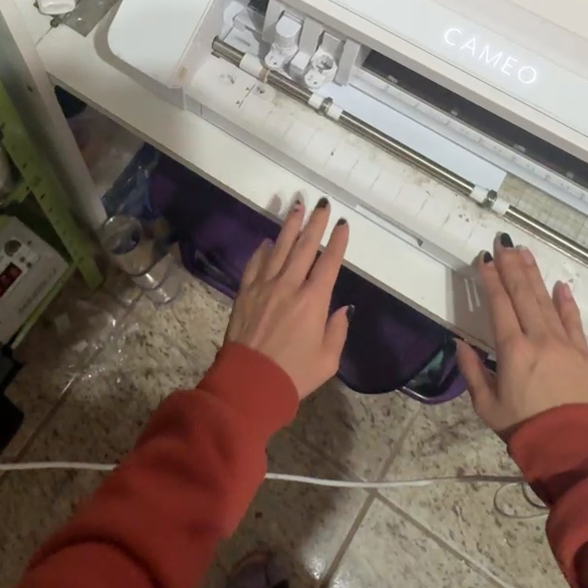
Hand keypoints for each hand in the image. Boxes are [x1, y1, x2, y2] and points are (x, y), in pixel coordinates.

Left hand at [225, 197, 352, 398]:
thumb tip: (341, 308)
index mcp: (313, 301)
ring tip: (297, 207)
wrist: (249, 382)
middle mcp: (289, 286)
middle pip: (304, 247)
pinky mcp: (245, 292)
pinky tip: (269, 241)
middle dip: (314, 223)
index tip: (342, 224)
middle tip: (321, 204)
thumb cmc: (294, 374)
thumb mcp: (328, 360)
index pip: (329, 263)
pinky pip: (255, 264)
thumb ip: (337, 330)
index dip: (337, 242)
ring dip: (289, 226)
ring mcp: (264, 286)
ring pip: (280, 249)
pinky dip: (263, 250)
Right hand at [455, 236, 587, 435]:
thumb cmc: (523, 427)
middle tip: (504, 243)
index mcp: (512, 350)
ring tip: (525, 252)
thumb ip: (472, 370)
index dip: (490, 279)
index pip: (499, 304)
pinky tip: (560, 285)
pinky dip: (566, 302)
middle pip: (523, 294)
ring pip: (546, 301)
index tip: (484, 259)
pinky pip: (573, 321)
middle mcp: (538, 339)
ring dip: (534, 275)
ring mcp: (563, 344)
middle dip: (512, 266)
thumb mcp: (486, 404)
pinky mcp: (582, 354)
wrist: (572, 449)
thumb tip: (459, 343)